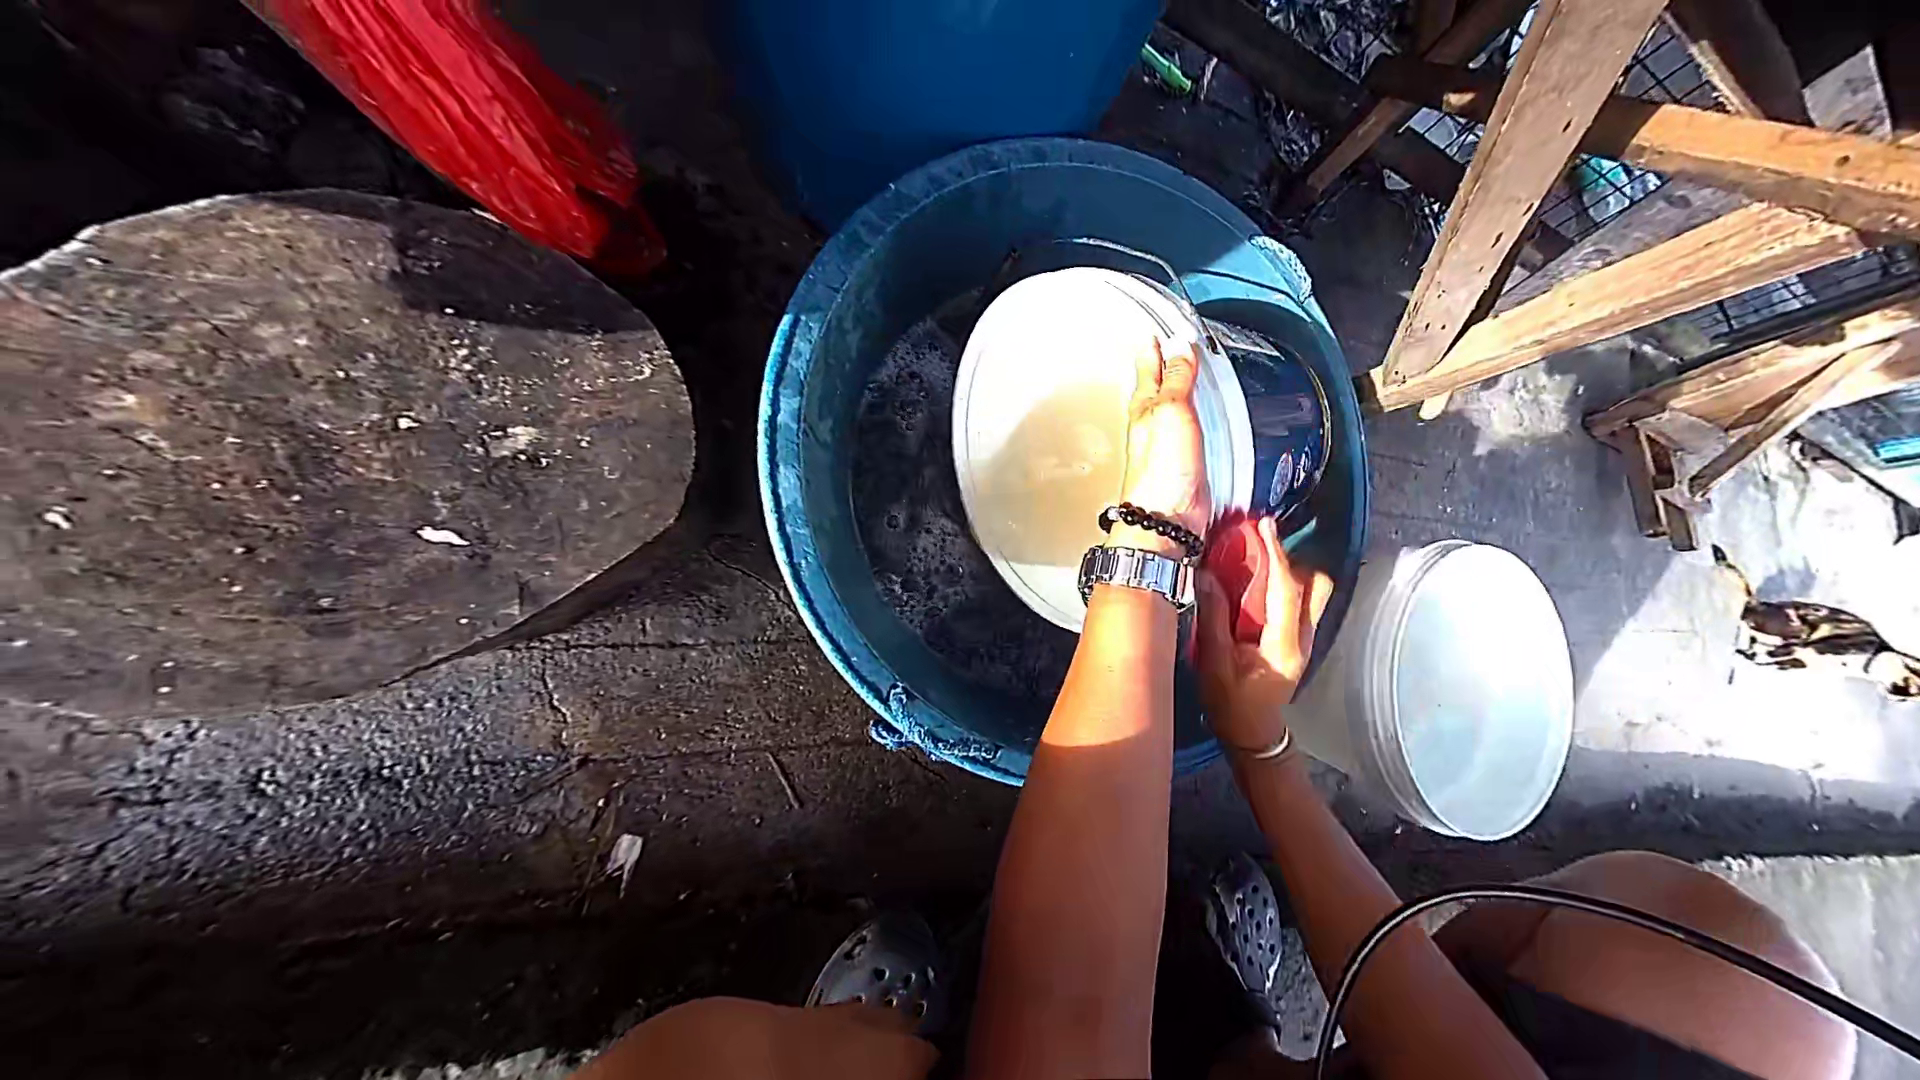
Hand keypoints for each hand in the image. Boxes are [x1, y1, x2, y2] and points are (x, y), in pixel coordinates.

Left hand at [1116, 337, 1210, 540]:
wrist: (1167, 519)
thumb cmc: (1163, 472)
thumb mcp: (1172, 411)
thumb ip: (1177, 379)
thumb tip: (1178, 346)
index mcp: (1145, 408)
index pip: (1149, 369)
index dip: (1154, 350)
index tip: (1155, 334)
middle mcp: (1151, 426)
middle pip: (1155, 389)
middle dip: (1160, 369)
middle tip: (1162, 350)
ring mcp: (1165, 447)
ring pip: (1167, 410)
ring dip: (1172, 392)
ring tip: (1176, 378)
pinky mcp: (1181, 465)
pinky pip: (1184, 432)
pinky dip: (1188, 419)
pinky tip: (1192, 421)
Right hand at [1195, 516, 1333, 752]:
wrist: (1252, 734)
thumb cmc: (1231, 704)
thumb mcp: (1214, 663)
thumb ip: (1212, 618)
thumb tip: (1204, 575)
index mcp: (1284, 644)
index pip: (1287, 589)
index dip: (1277, 554)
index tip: (1264, 526)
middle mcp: (1302, 638)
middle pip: (1313, 586)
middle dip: (1288, 559)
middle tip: (1257, 543)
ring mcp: (1302, 639)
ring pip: (1308, 592)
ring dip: (1285, 571)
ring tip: (1253, 558)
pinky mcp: (1293, 640)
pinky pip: (1295, 602)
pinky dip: (1278, 585)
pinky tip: (1251, 581)